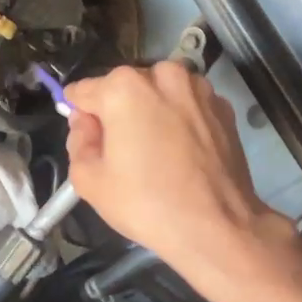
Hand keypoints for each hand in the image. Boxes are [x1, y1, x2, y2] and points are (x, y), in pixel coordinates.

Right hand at [65, 62, 288, 269]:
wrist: (216, 226)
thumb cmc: (145, 204)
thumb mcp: (88, 180)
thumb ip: (77, 141)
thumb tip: (86, 123)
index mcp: (123, 88)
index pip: (83, 91)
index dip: (79, 116)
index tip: (86, 140)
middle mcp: (163, 75)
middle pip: (124, 88)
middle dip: (116, 112)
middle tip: (120, 152)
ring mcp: (199, 89)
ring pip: (158, 93)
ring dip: (150, 113)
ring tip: (153, 153)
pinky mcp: (223, 108)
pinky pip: (186, 106)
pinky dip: (178, 121)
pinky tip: (180, 154)